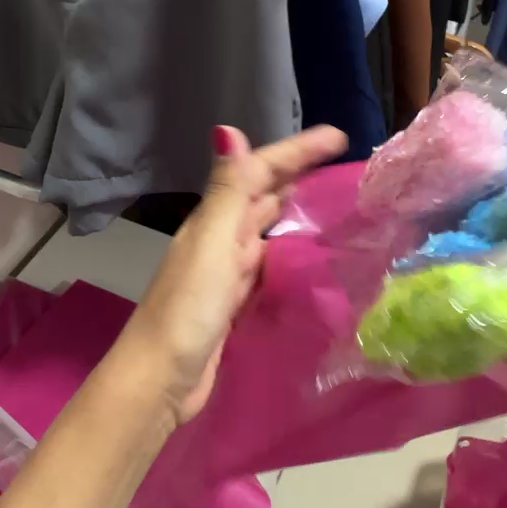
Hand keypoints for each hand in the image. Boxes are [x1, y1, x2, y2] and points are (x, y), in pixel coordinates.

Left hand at [113, 125, 348, 424]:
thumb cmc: (187, 309)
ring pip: (268, 231)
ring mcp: (226, 274)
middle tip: (346, 166)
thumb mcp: (211, 245)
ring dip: (296, 213)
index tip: (339, 136)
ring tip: (339, 205)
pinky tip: (313, 260)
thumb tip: (227, 128)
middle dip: (298, 175)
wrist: (160, 379)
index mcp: (213, 222)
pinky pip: (269, 267)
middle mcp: (219, 240)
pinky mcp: (234, 306)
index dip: (295, 152)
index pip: (257, 172)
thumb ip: (226, 192)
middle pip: (262, 197)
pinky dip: (290, 255)